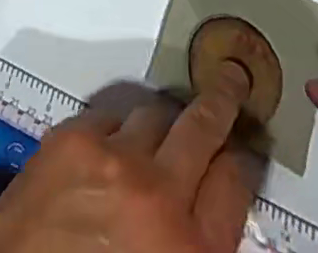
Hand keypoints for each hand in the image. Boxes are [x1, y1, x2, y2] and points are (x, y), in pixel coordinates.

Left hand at [0, 65, 264, 252]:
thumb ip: (196, 240)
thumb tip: (208, 206)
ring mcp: (114, 161)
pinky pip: (110, 110)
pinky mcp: (72, 140)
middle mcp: (160, 196)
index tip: (244, 146)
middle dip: (222, 100)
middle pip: (205, 126)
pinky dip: (117, 121)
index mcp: (194, 250)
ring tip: (166, 116)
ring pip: (156, 110)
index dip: (244, 158)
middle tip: (230, 82)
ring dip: (164, 114)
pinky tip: (115, 134)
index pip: (238, 181)